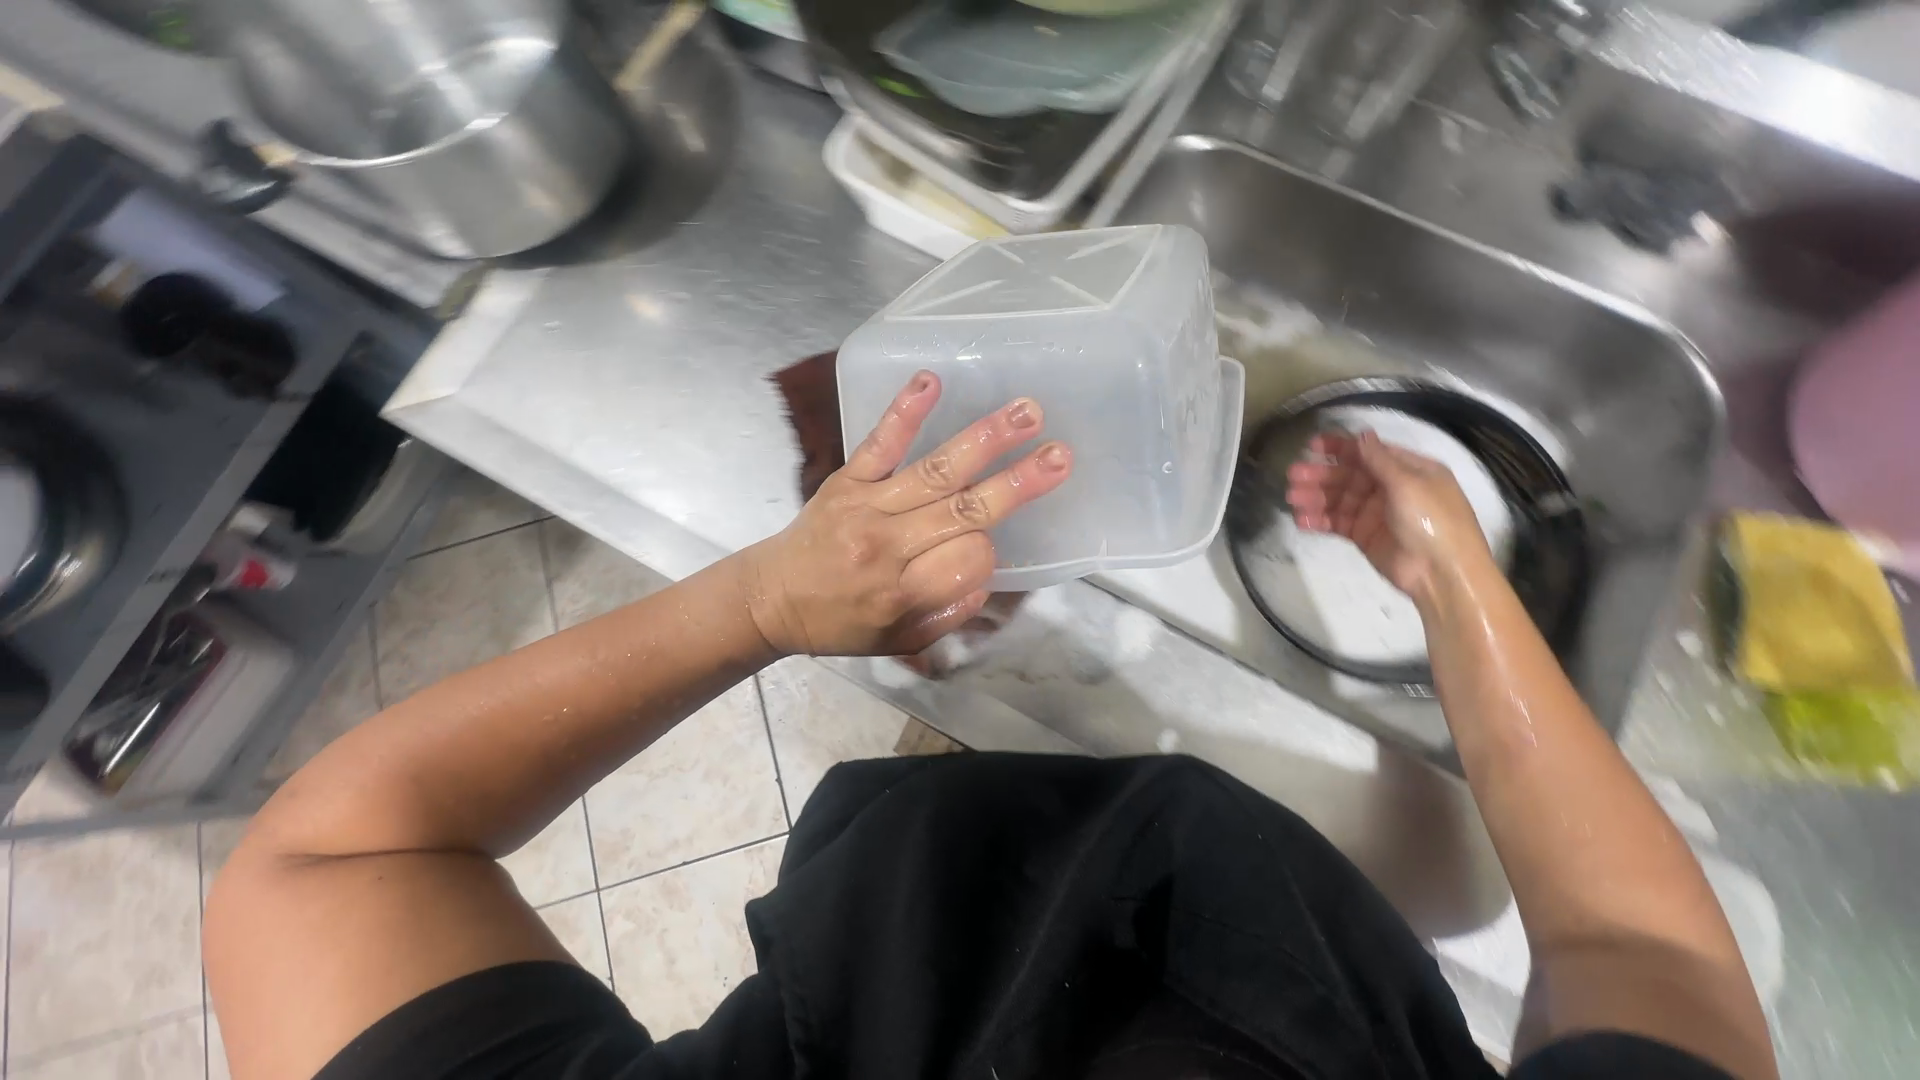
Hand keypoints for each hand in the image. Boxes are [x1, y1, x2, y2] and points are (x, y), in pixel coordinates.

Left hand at [738, 371, 1071, 656]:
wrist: (771, 598)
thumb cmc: (840, 624)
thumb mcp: (898, 641)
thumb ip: (949, 613)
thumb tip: (988, 575)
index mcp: (903, 592)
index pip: (972, 560)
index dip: (988, 554)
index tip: (981, 550)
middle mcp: (889, 546)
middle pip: (963, 511)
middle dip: (1017, 483)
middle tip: (1061, 455)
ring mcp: (867, 505)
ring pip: (935, 471)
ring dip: (984, 440)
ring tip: (1026, 413)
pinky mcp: (847, 479)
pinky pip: (880, 444)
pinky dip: (905, 412)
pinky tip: (931, 381)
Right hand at [1284, 430, 1491, 604]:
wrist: (1441, 573)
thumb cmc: (1432, 521)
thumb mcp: (1409, 484)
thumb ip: (1380, 460)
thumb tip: (1362, 434)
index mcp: (1408, 470)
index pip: (1368, 453)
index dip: (1340, 448)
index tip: (1312, 446)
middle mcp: (1390, 488)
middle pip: (1348, 476)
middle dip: (1321, 474)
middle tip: (1293, 476)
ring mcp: (1375, 513)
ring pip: (1338, 499)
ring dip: (1315, 497)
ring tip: (1292, 499)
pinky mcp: (1363, 535)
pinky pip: (1336, 523)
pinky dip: (1318, 520)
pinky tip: (1301, 520)